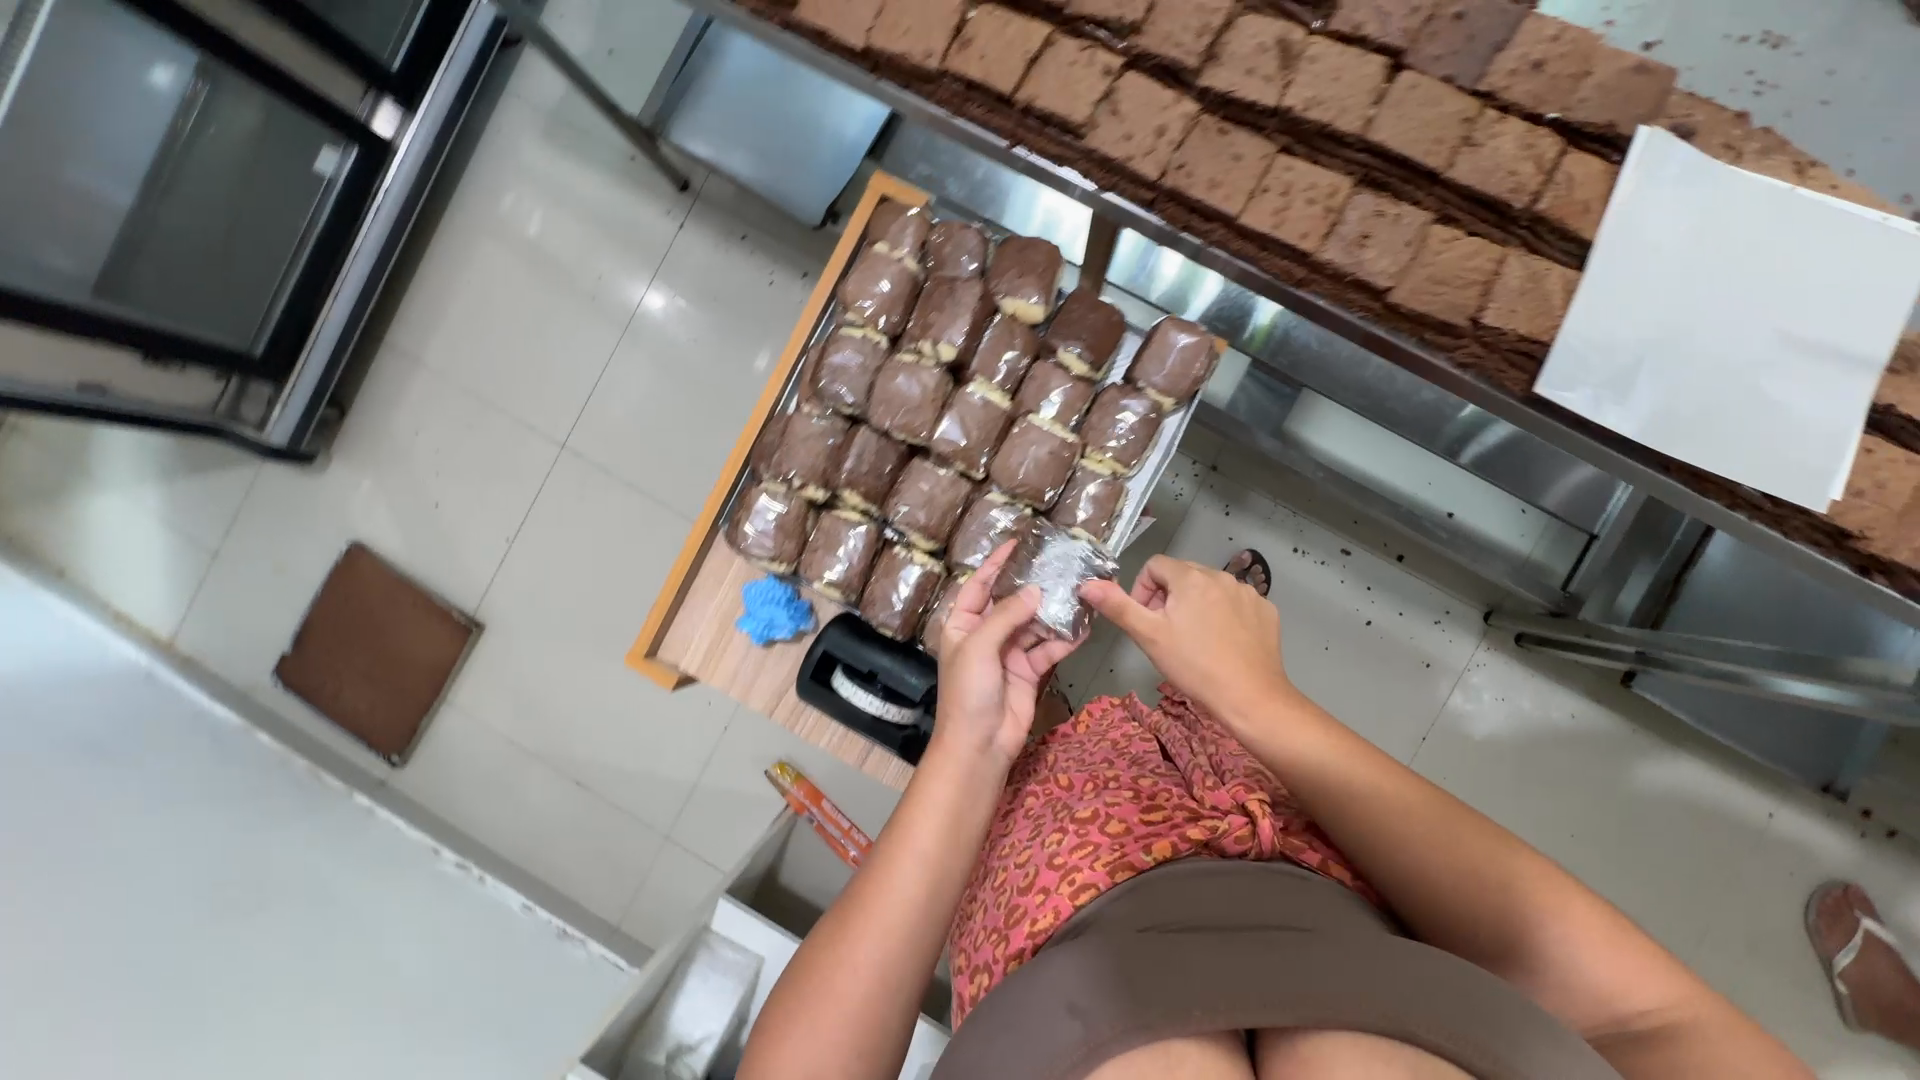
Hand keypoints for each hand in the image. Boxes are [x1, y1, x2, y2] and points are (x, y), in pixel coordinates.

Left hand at [934, 541, 1083, 772]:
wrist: (979, 745)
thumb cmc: (968, 692)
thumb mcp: (979, 647)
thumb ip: (1007, 615)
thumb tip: (1035, 590)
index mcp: (962, 624)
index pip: (979, 586)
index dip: (996, 564)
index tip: (1017, 543)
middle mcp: (985, 635)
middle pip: (1010, 602)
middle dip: (1032, 586)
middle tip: (1058, 564)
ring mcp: (1008, 653)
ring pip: (1033, 624)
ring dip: (1052, 611)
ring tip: (1076, 591)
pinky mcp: (1028, 671)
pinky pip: (1048, 649)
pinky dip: (1064, 640)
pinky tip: (1083, 627)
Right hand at [1080, 555, 1294, 722]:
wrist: (1250, 697)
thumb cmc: (1193, 666)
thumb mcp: (1148, 636)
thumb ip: (1117, 606)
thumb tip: (1087, 584)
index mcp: (1191, 578)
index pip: (1155, 565)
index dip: (1143, 590)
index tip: (1146, 620)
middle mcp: (1222, 576)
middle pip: (1184, 574)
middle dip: (1169, 597)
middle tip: (1167, 632)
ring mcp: (1248, 593)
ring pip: (1211, 588)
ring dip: (1197, 605)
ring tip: (1196, 639)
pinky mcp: (1266, 611)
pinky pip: (1236, 603)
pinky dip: (1225, 615)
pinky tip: (1224, 643)